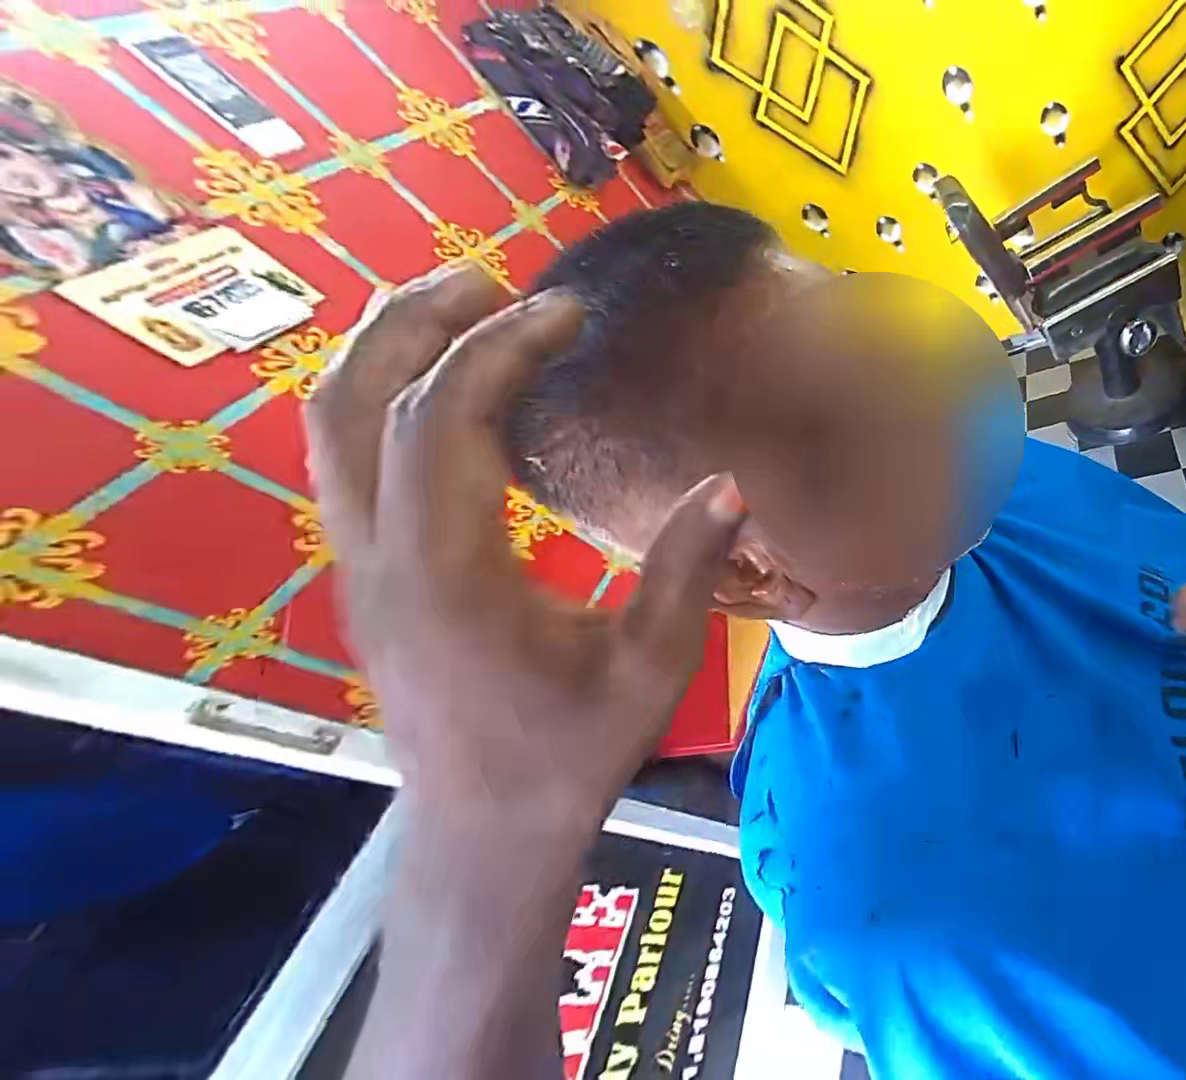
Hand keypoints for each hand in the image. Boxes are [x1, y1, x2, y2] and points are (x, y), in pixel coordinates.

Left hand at [304, 264, 746, 835]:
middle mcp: (385, 560)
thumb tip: (730, 485)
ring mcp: (365, 570)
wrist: (489, 831)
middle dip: (417, 324)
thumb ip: (686, 571)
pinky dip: (388, 404)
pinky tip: (446, 398)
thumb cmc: (572, 750)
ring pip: (332, 432)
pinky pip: (352, 465)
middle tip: (490, 281)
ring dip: (387, 354)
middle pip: (356, 404)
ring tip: (459, 313)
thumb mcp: (651, 666)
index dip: (501, 352)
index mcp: (452, 576)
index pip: (444, 423)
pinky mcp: (374, 582)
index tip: (565, 314)